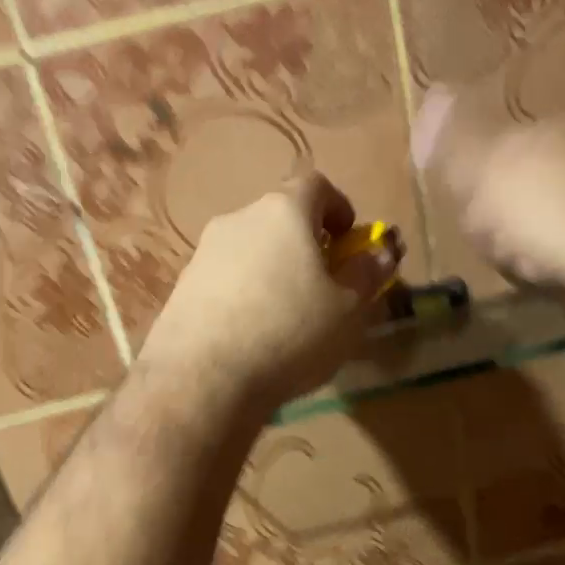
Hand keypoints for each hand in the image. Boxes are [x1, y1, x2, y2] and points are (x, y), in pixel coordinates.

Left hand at [138, 173, 398, 410]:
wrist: (203, 379)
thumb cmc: (290, 333)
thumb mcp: (347, 310)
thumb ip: (367, 274)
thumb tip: (382, 251)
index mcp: (284, 211)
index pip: (316, 185)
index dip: (338, 208)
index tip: (348, 240)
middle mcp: (239, 219)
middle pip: (280, 219)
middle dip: (305, 245)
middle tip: (323, 285)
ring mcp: (204, 252)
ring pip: (251, 251)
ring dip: (273, 272)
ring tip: (287, 319)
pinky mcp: (182, 287)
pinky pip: (225, 281)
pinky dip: (244, 296)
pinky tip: (252, 337)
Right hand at [411, 85, 564, 295]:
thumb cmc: (546, 220)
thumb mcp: (485, 178)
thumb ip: (457, 141)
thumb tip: (435, 95)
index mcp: (544, 127)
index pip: (493, 146)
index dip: (474, 186)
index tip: (471, 220)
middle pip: (525, 175)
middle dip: (507, 209)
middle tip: (498, 246)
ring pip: (556, 203)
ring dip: (537, 231)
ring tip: (531, 265)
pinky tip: (564, 270)